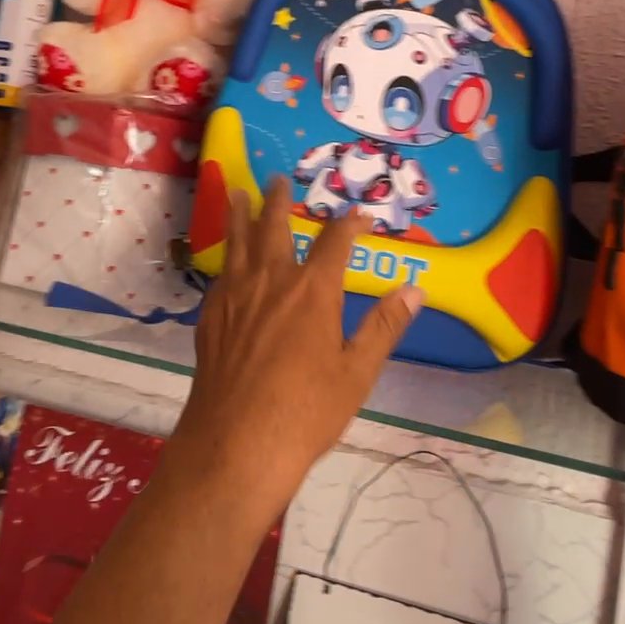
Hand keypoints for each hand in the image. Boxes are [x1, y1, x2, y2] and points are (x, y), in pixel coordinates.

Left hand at [167, 178, 422, 508]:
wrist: (235, 444)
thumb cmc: (305, 412)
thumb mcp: (356, 373)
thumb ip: (383, 327)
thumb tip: (414, 290)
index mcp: (312, 291)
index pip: (335, 241)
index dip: (350, 224)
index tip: (360, 216)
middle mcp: (271, 281)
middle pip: (273, 226)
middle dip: (278, 200)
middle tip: (279, 179)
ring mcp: (234, 296)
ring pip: (237, 242)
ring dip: (240, 213)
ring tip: (237, 191)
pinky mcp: (210, 316)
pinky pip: (220, 273)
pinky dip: (227, 257)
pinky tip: (227, 261)